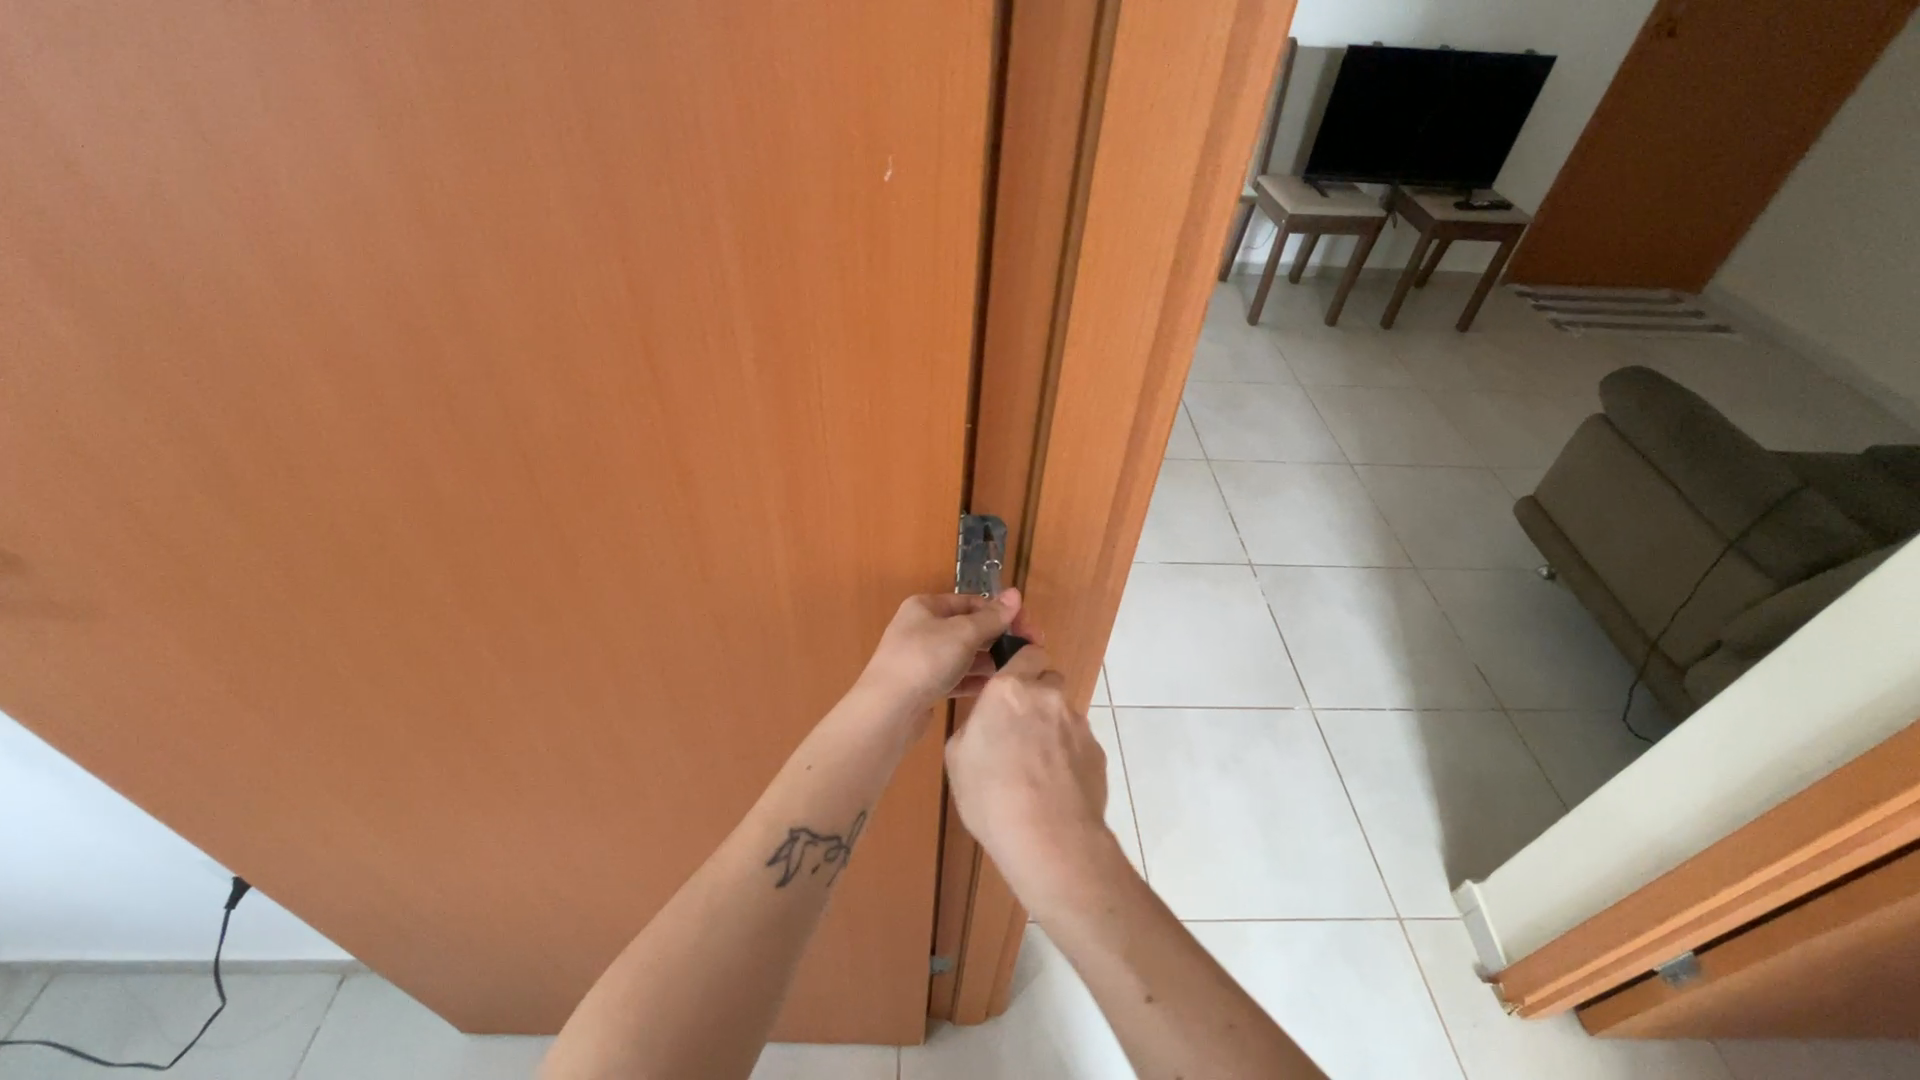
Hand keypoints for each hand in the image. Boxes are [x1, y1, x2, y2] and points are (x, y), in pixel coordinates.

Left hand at [854, 589, 1024, 712]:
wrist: (887, 710)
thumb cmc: (925, 660)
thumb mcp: (963, 633)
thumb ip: (992, 616)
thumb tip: (1016, 594)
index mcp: (926, 606)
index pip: (972, 602)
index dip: (1002, 612)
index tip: (1030, 628)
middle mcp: (922, 628)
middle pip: (969, 627)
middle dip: (999, 637)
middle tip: (1031, 650)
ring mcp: (922, 658)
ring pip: (964, 654)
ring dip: (990, 659)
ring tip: (1018, 670)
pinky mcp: (924, 685)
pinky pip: (956, 677)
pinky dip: (975, 679)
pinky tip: (996, 686)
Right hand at [944, 642, 1116, 914]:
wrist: (1048, 836)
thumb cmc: (990, 795)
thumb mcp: (958, 757)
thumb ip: (976, 726)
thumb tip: (988, 724)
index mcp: (1009, 690)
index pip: (1027, 652)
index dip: (1021, 666)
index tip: (1010, 688)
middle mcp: (1047, 696)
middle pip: (1048, 679)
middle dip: (1037, 695)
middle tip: (1020, 729)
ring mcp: (1077, 723)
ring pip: (1063, 713)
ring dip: (1052, 728)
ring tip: (1037, 766)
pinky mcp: (1097, 750)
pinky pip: (1078, 742)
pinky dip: (1068, 755)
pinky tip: (1056, 785)